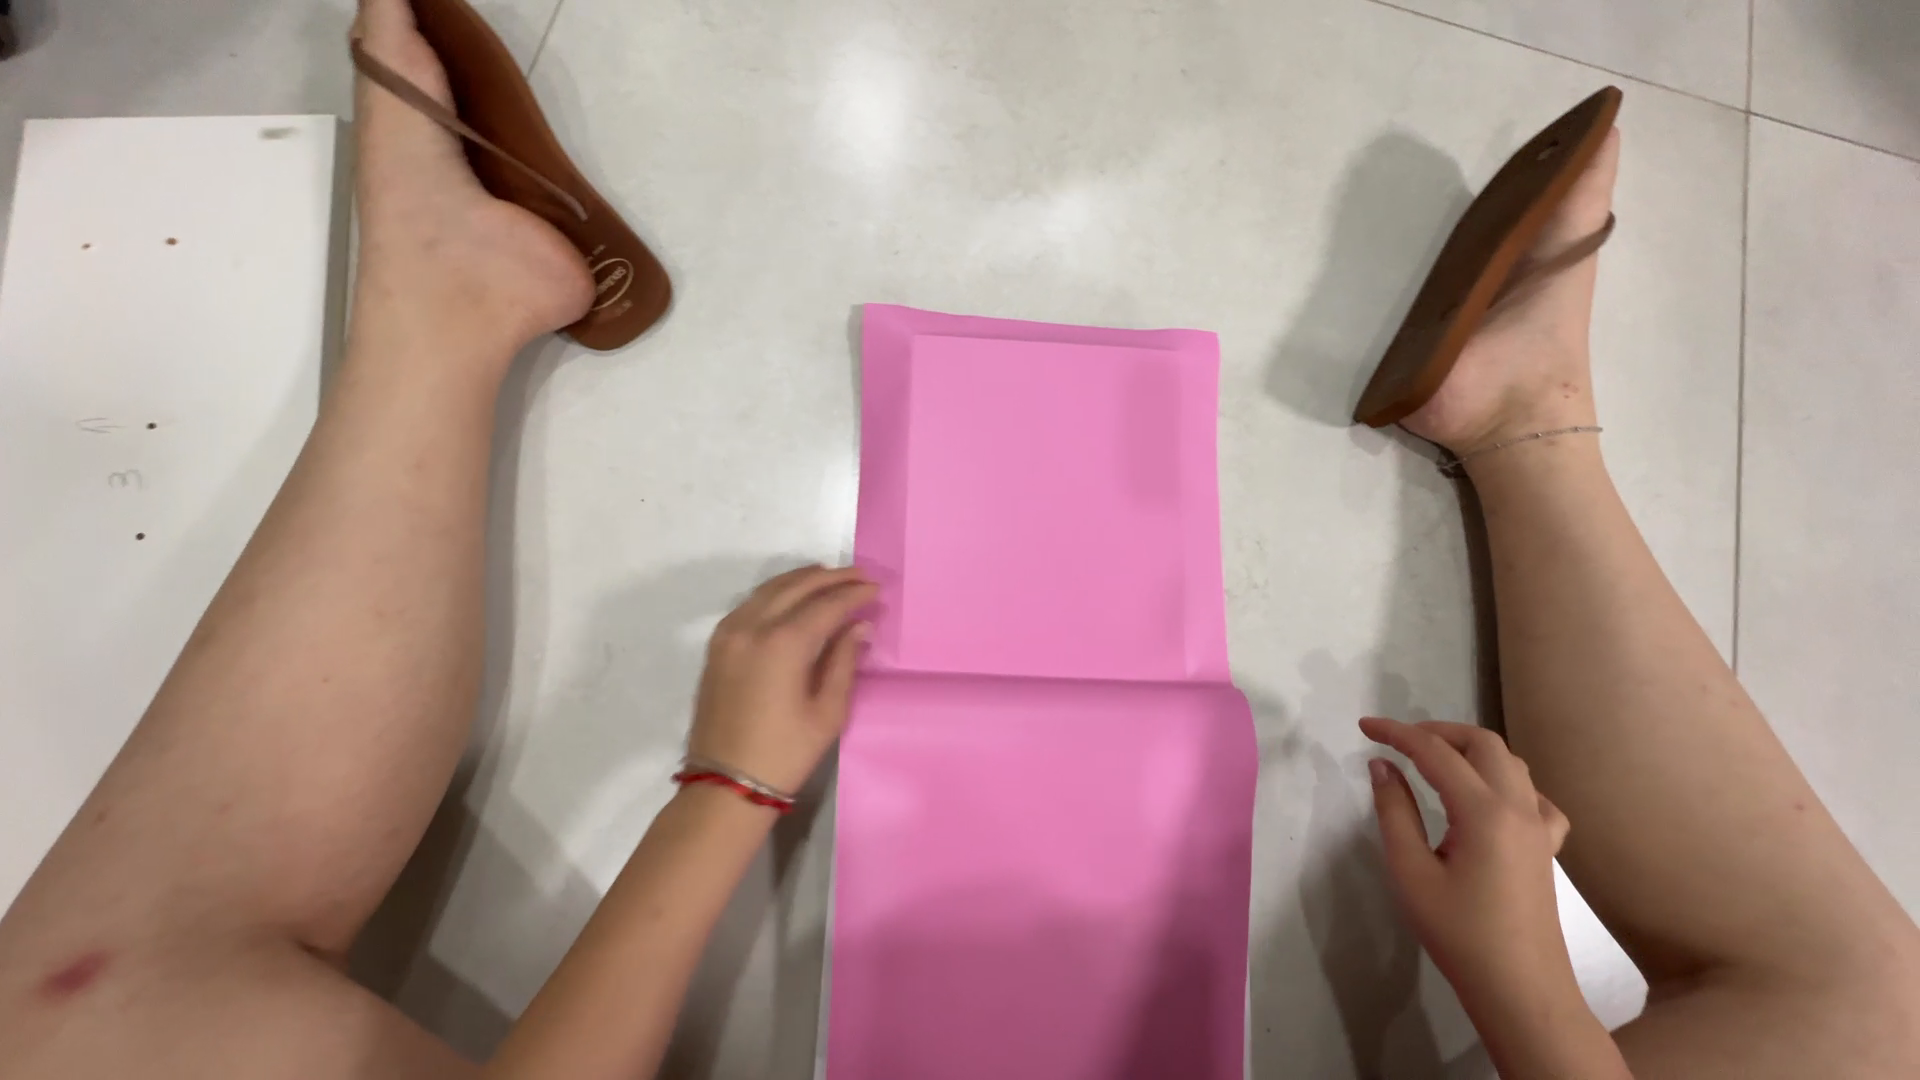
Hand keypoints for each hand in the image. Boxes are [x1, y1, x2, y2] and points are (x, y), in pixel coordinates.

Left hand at [687, 566, 876, 796]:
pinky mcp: (718, 645)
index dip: (853, 594)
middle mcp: (752, 627)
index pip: (826, 604)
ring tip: (829, 578)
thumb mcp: (828, 711)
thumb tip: (858, 626)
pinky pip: (750, 603)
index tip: (876, 588)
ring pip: (769, 589)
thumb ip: (844, 661)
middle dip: (831, 578)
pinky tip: (792, 597)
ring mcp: (729, 634)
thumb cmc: (785, 752)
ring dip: (801, 580)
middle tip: (859, 576)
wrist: (726, 785)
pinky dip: (776, 593)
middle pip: (796, 587)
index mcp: (783, 643)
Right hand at [1361, 717, 1577, 1013]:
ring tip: (1431, 762)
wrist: (1520, 988)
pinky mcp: (1548, 847)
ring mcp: (1540, 827)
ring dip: (1469, 750)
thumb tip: (1382, 765)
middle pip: (1483, 743)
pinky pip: (1534, 796)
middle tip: (1398, 741)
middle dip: (1437, 731)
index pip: (1434, 752)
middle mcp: (1518, 808)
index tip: (1364, 727)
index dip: (1396, 732)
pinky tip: (1486, 798)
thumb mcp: (1410, 870)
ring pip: (1510, 763)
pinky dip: (1504, 782)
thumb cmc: (1457, 931)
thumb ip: (1394, 810)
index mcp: (1483, 811)